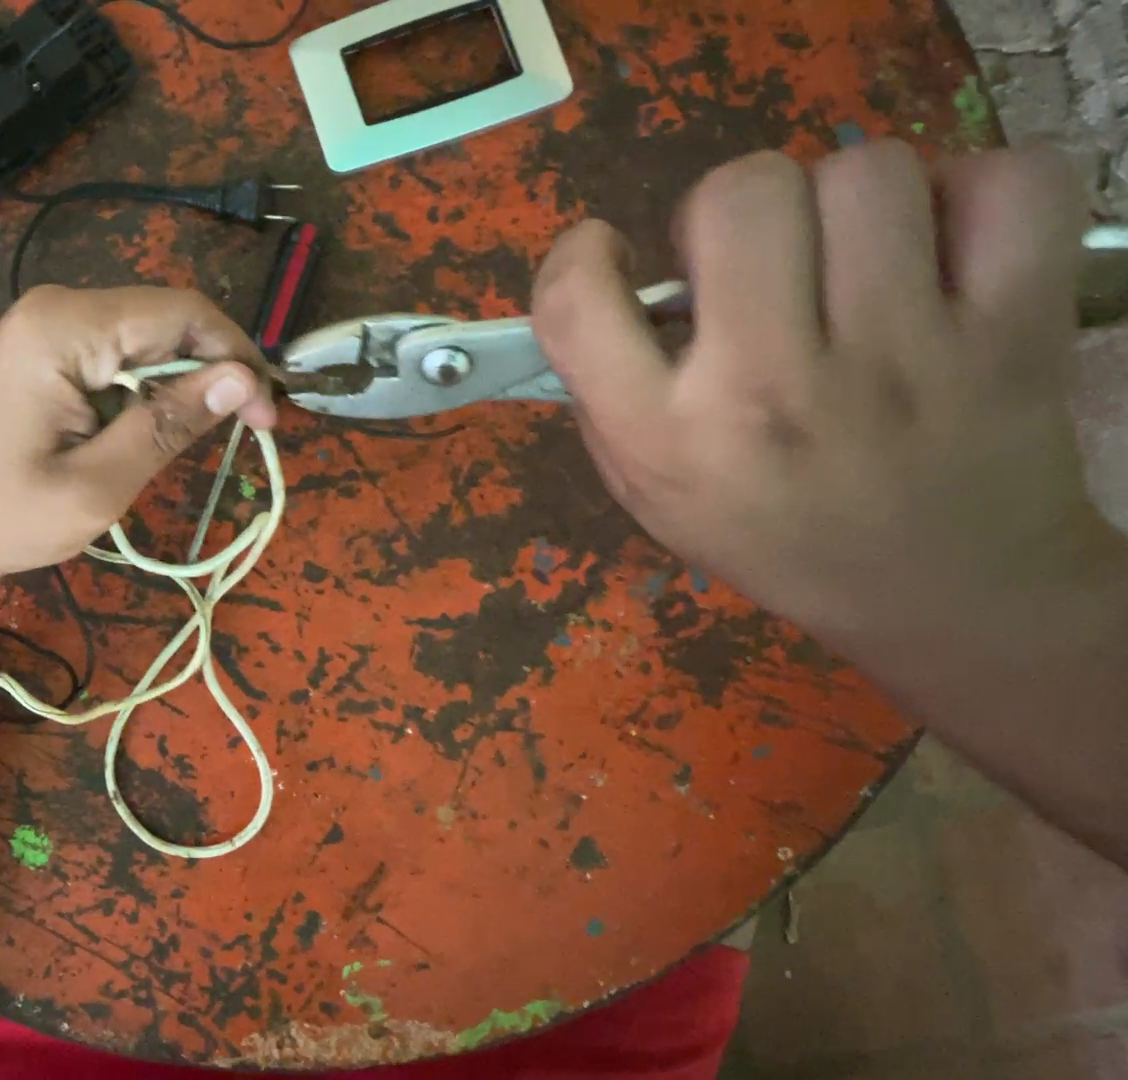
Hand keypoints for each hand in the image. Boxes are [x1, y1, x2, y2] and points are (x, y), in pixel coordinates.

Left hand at [0, 285, 276, 598]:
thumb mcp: (98, 484)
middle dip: (215, 369)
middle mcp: (54, 308)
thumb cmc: (9, 520)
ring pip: (146, 336)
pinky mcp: (44, 348)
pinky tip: (153, 427)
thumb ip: (169, 425)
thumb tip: (243, 378)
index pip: (180, 314)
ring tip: (199, 436)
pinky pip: (117, 352)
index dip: (236, 357)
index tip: (268, 417)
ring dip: (183, 382)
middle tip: (249, 429)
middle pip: (165, 318)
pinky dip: (148, 388)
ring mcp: (45, 325)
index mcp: (62, 329)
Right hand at [531, 142, 1122, 658]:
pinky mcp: (1019, 328)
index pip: (574, 303)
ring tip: (846, 259)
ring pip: (867, 172)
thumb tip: (606, 286)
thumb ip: (608, 393)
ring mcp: (902, 355)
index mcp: (663, 436)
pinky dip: (973, 191)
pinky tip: (943, 248)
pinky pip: (1009, 179)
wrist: (936, 591)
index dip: (576, 255)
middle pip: (741, 195)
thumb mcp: (645, 489)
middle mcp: (768, 388)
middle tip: (748, 260)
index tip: (608, 258)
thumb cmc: (766, 534)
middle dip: (729, 208)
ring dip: (843, 202)